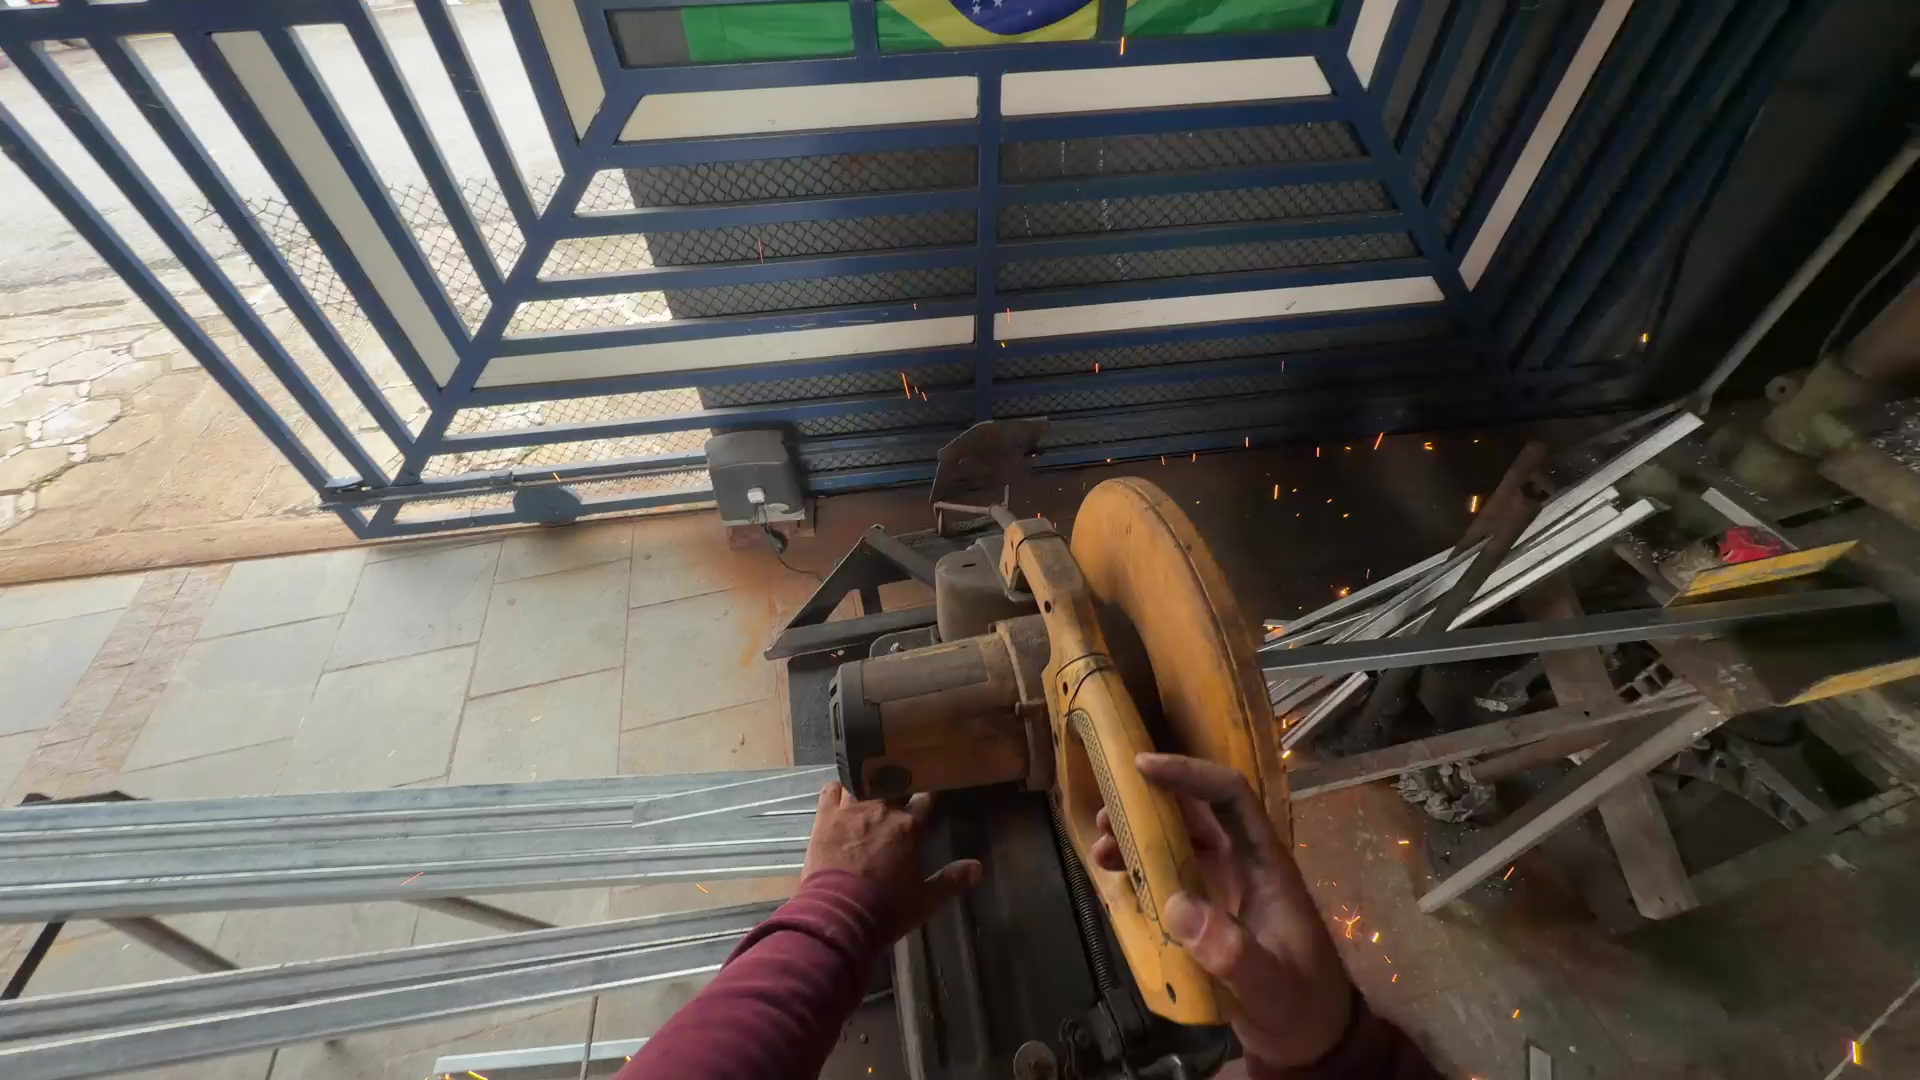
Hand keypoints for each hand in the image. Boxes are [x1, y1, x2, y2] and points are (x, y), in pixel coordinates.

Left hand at [803, 782, 983, 938]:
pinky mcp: (825, 816)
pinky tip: (840, 790)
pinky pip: (831, 790)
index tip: (934, 786)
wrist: (839, 915)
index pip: (926, 798)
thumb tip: (979, 868)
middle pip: (894, 782)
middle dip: (899, 779)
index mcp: (909, 826)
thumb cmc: (885, 908)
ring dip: (867, 780)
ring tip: (869, 780)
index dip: (931, 792)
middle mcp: (882, 809)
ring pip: (863, 780)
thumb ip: (951, 880)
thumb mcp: (925, 900)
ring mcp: (851, 809)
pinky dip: (837, 788)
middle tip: (900, 780)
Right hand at [1090, 753, 1352, 1069]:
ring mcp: (1222, 881)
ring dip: (1135, 834)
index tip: (1142, 767)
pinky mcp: (1205, 905)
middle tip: (1105, 814)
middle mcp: (1240, 860)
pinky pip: (1166, 870)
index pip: (1229, 795)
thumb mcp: (1273, 988)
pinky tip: (1115, 878)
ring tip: (1101, 847)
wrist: (1312, 1044)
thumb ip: (1233, 952)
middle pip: (1191, 810)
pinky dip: (1137, 866)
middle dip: (1145, 803)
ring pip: (1174, 837)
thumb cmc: (1302, 1009)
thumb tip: (1178, 907)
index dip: (1189, 772)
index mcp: (1264, 861)